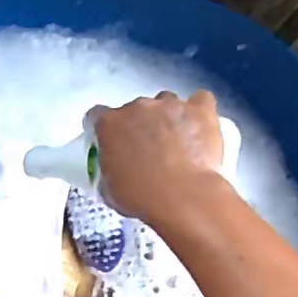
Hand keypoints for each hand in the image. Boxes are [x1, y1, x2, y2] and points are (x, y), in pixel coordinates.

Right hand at [91, 91, 230, 226]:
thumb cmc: (139, 196)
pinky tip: (199, 126)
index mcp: (109, 124)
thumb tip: (114, 167)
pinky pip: (200, 100)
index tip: (110, 142)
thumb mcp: (108, 187)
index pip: (96, 116)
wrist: (182, 196)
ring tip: (176, 141)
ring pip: (166, 102)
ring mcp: (170, 105)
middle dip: (139, 125)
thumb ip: (107, 168)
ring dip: (167, 117)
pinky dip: (198, 111)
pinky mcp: (200, 109)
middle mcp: (137, 107)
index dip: (104, 129)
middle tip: (147, 149)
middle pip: (134, 109)